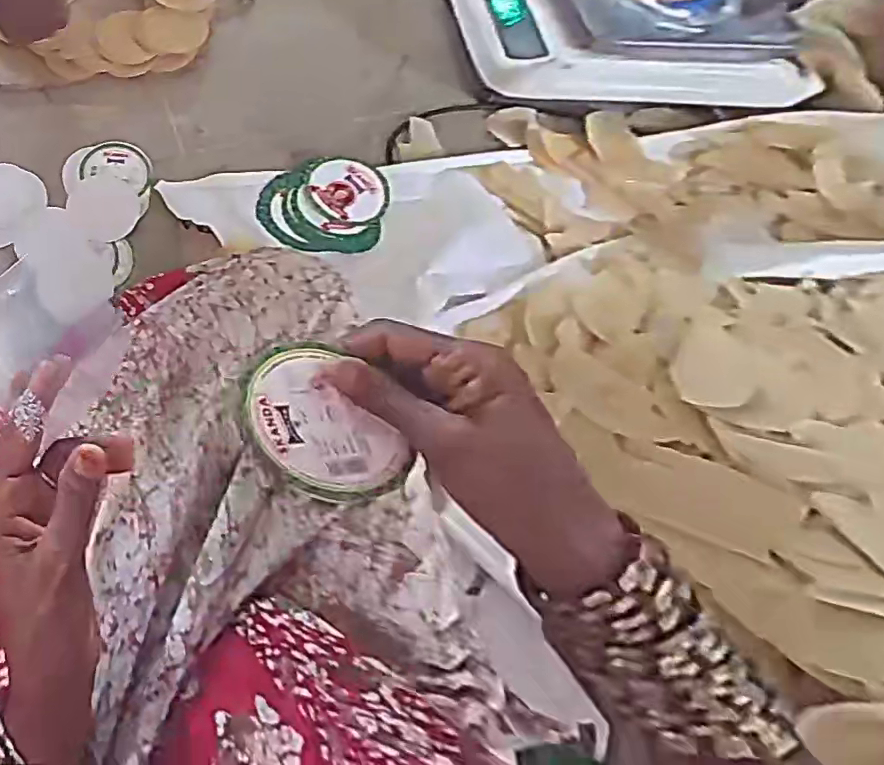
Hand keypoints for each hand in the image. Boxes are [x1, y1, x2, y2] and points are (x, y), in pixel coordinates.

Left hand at [0, 358, 134, 763]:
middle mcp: (19, 499)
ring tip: (130, 454)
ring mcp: (42, 511)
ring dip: (95, 452)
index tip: (54, 364)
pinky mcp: (62, 525)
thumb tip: (87, 445)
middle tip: (98, 396)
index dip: (35, 398)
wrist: (55, 679)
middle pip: (44, 444)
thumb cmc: (44, 624)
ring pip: (67, 463)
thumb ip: (74, 501)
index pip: (18, 437)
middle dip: (73, 424)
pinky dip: (98, 472)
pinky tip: (120, 468)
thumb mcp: (59, 560)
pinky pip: (79, 484)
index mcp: (5, 503)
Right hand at [324, 321, 630, 597]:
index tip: (314, 375)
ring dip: (371, 394)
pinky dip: (391, 413)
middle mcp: (469, 364)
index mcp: (471, 359)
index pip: (394, 336)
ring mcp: (468, 390)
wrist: (570, 547)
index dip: (351, 349)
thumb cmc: (510, 491)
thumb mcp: (441, 442)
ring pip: (403, 379)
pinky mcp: (465, 415)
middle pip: (397, 354)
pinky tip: (365, 430)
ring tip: (332, 414)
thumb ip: (385, 400)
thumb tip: (331, 367)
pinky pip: (417, 401)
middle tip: (318, 399)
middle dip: (358, 372)